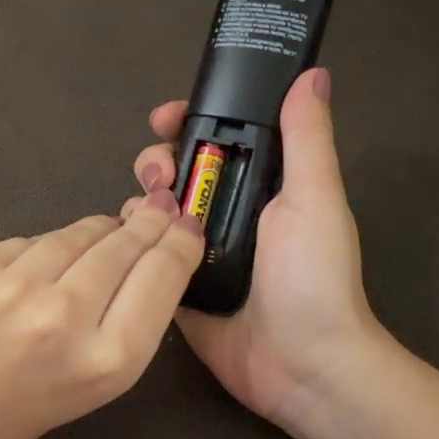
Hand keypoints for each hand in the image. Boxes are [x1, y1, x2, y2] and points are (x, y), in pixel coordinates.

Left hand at [0, 189, 204, 438]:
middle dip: (147, 224)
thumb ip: (127, 325)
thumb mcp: (92, 387)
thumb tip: (152, 255)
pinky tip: (42, 266)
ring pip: (80, 231)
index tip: (186, 225)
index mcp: (106, 360)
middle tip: (157, 210)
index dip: (180, 244)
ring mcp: (18, 283)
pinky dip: (47, 248)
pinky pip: (34, 239)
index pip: (161, 276)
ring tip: (105, 233)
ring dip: (98, 231)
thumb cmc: (15, 413)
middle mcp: (66, 315)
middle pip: (125, 245)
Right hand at [128, 67, 388, 438]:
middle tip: (159, 177)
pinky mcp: (174, 287)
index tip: (165, 116)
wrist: (302, 366)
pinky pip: (141, 255)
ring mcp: (197, 252)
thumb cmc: (314, 278)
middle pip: (176, 170)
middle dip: (157, 160)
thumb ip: (307, 139)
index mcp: (263, 185)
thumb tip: (312, 73)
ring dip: (138, 199)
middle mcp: (227, 213)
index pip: (219, 138)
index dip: (189, 120)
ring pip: (152, 209)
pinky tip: (122, 242)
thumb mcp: (315, 200)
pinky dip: (128, 243)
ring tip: (145, 213)